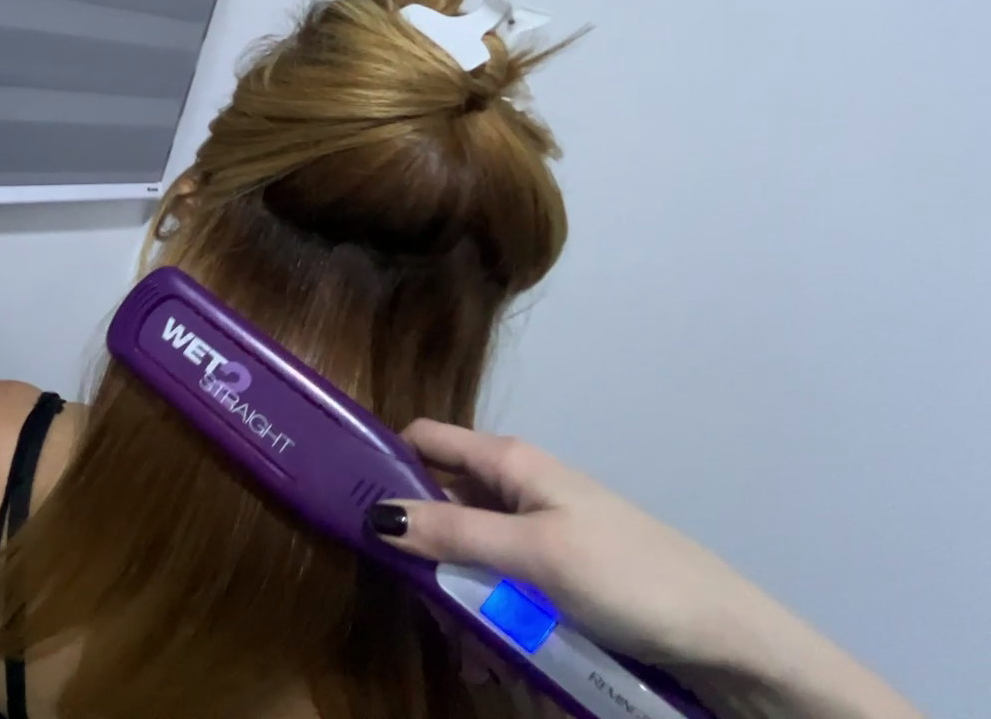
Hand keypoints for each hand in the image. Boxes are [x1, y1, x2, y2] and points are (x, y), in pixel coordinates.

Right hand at [370, 419, 773, 670]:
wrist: (737, 647)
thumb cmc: (631, 579)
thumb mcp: (534, 554)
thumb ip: (453, 532)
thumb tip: (375, 515)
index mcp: (509, 462)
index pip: (424, 439)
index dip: (385, 459)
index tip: (353, 500)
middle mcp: (517, 488)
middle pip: (440, 499)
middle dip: (420, 543)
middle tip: (408, 589)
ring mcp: (538, 533)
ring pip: (467, 548)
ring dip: (454, 588)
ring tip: (460, 639)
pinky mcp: (556, 576)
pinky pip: (499, 582)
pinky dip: (485, 610)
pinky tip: (488, 652)